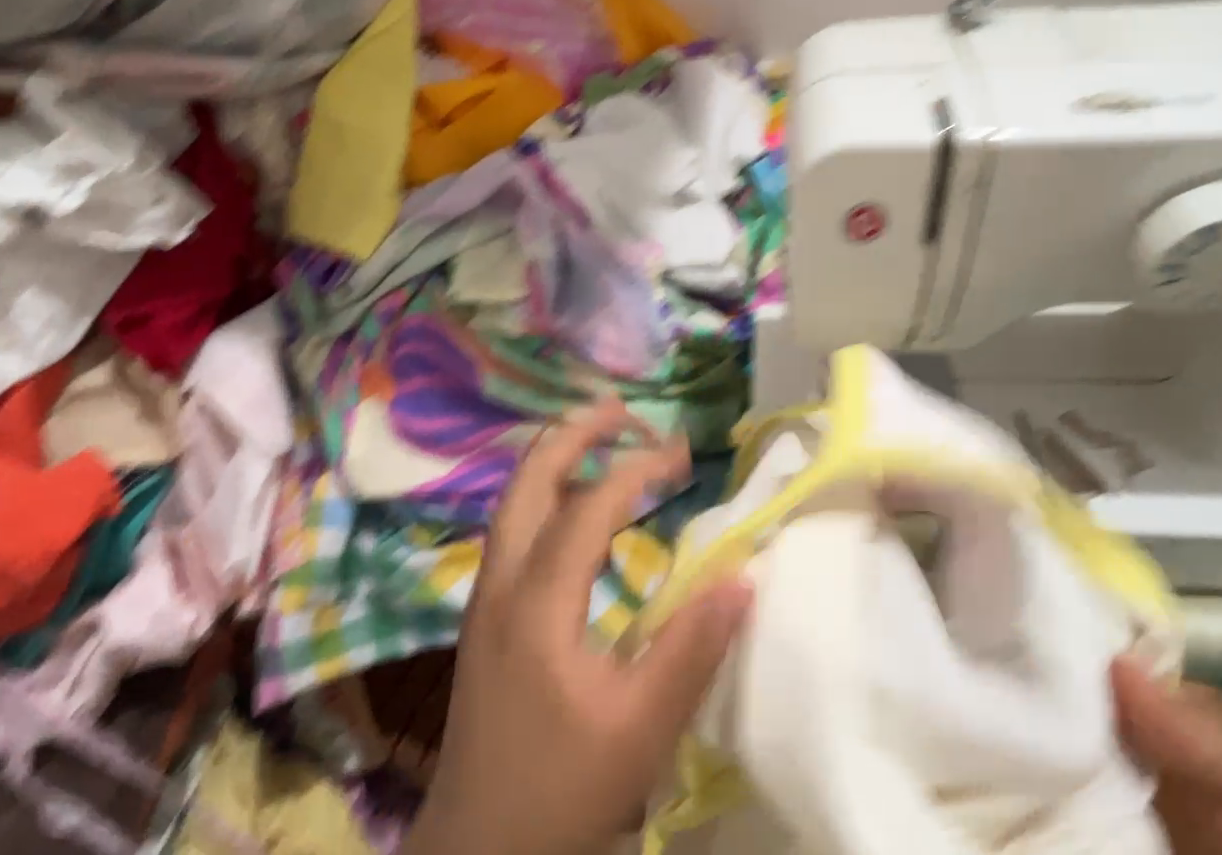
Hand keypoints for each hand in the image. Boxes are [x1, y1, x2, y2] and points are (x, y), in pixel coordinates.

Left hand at [407, 400, 754, 854]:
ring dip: (554, 464)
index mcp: (537, 602)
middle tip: (620, 411)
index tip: (682, 452)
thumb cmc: (562, 787)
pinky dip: (543, 500)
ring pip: (511, 506)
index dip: (636, 469)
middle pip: (526, 483)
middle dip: (571, 435)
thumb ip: (693, 649)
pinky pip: (511, 535)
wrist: (478, 848)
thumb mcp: (642, 727)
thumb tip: (742, 574)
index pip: (588, 506)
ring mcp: (484, 603)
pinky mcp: (484, 623)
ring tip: (599, 443)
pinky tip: (570, 517)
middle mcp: (500, 585)